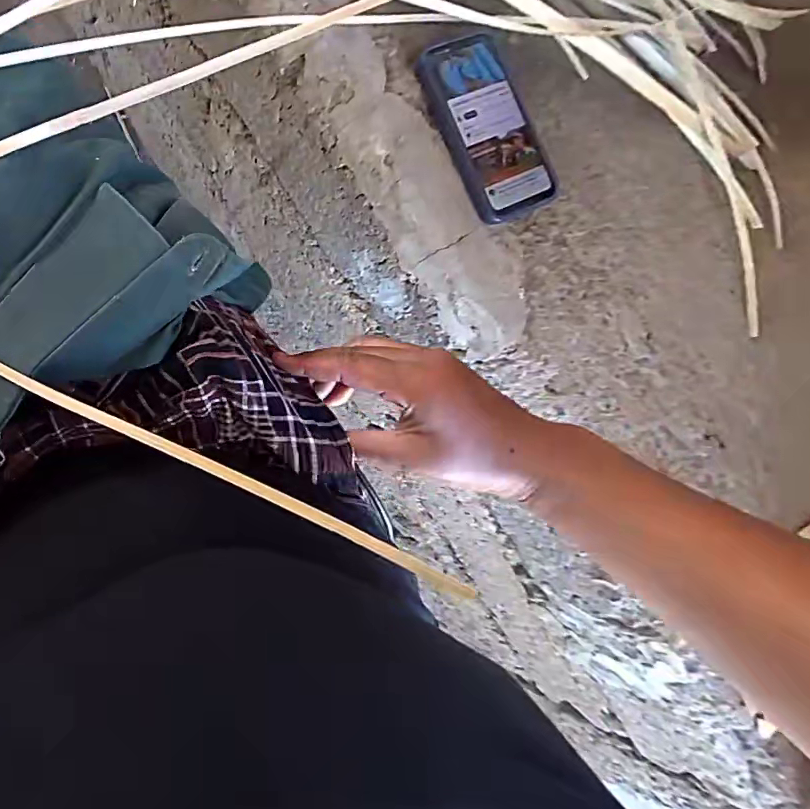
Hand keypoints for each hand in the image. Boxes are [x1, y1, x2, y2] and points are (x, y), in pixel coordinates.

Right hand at [275, 336, 560, 499]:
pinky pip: (392, 355)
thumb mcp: (413, 459)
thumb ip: (365, 445)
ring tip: (327, 395)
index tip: (282, 361)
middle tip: (298, 384)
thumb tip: (329, 438)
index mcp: (416, 380)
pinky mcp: (439, 365)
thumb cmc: (477, 459)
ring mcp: (433, 359)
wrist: (527, 453)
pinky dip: (367, 366)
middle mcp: (424, 360)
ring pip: (374, 349)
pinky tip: (358, 390)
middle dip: (324, 363)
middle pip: (359, 349)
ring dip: (346, 364)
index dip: (313, 363)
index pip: (352, 363)